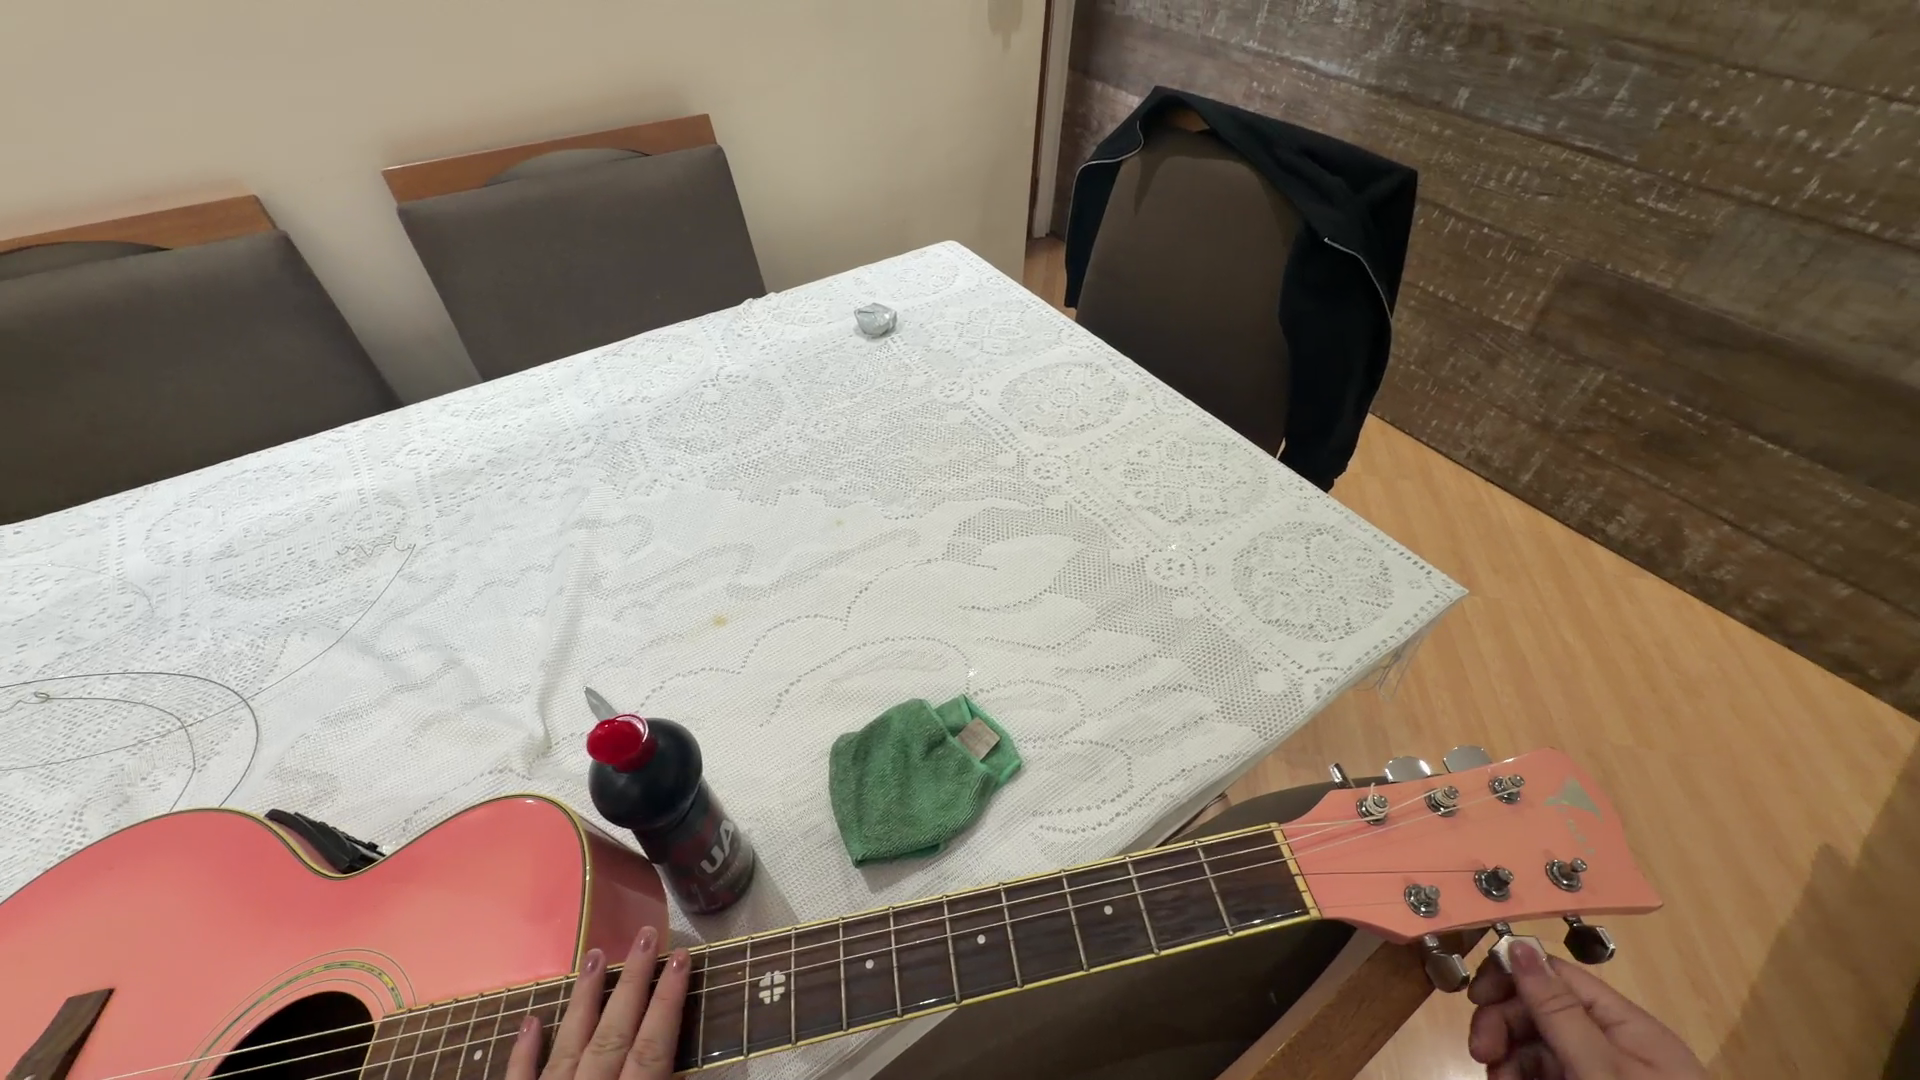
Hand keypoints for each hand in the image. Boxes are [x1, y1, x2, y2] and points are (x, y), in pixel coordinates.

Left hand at [507, 929, 690, 1079]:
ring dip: (584, 999)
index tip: (681, 955)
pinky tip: (531, 1020)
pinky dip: (524, 1051)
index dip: (668, 999)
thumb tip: (696, 1065)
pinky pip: (520, 1079)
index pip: (653, 1045)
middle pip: (614, 1033)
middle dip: (631, 982)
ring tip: (595, 953)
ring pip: (570, 1044)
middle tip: (645, 934)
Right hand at [1467, 938, 1704, 1079]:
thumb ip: (1557, 1009)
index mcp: (1628, 1026)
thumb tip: (1520, 943)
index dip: (1509, 976)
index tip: (1474, 1000)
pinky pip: (1544, 1073)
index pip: (1556, 973)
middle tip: (1480, 1054)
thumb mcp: (1598, 1073)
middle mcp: (1616, 1044)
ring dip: (1506, 1058)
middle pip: (1539, 1009)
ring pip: (1535, 1045)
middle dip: (1501, 1025)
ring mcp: (1603, 1075)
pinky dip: (1519, 1076)